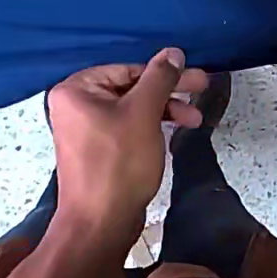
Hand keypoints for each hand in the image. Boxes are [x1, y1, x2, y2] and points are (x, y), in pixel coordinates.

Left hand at [47, 49, 208, 241]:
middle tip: (201, 90)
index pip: (127, 69)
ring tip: (194, 120)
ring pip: (132, 108)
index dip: (164, 73)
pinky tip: (174, 131)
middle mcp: (76, 106)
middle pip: (131, 88)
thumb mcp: (143, 113)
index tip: (195, 78)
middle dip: (168, 92)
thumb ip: (160, 78)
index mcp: (76, 90)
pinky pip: (128, 127)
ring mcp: (86, 130)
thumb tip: (173, 53)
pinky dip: (151, 127)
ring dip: (164, 111)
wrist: (101, 224)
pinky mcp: (98, 151)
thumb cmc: (118, 164)